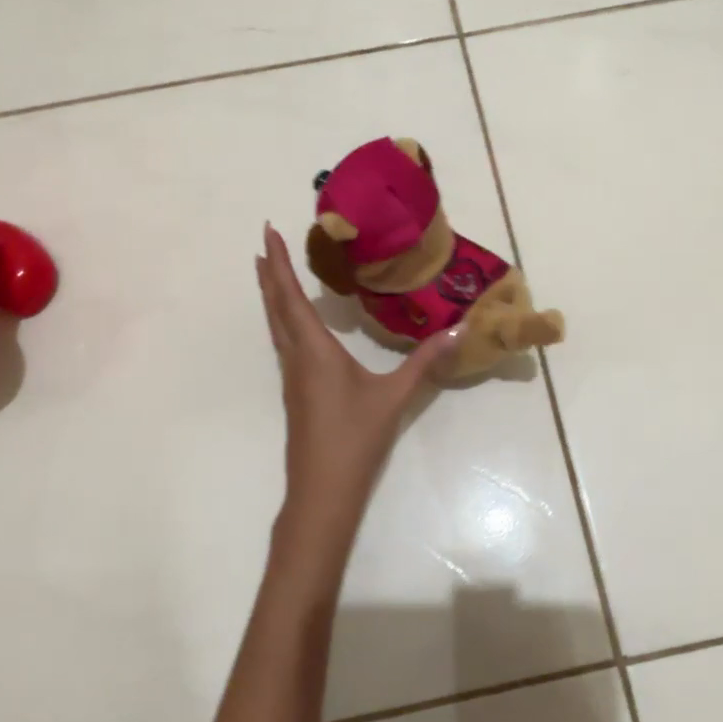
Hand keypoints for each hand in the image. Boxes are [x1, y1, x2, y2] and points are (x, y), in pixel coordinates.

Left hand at [256, 224, 457, 546]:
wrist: (322, 488)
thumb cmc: (355, 438)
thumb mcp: (395, 397)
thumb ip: (425, 362)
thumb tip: (459, 328)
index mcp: (314, 350)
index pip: (292, 296)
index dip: (279, 263)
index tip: (268, 232)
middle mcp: (296, 357)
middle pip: (276, 307)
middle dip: (269, 272)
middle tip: (264, 242)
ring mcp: (292, 377)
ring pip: (275, 326)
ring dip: (272, 296)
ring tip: (269, 273)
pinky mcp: (295, 393)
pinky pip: (283, 343)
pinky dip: (282, 320)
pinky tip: (292, 324)